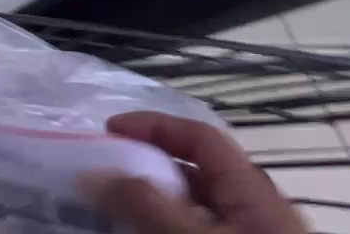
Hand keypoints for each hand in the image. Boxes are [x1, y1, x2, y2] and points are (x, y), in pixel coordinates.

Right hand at [85, 112, 306, 233]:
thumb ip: (143, 205)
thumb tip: (91, 173)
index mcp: (255, 195)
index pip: (199, 138)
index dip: (153, 126)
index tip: (108, 132)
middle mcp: (258, 216)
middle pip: (196, 174)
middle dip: (147, 168)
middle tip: (106, 176)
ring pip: (196, 212)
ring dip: (154, 205)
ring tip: (115, 214)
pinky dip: (167, 232)